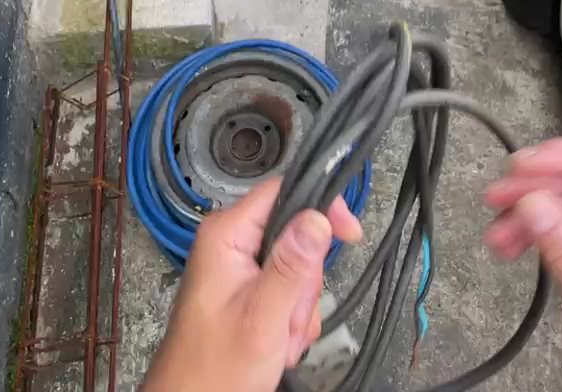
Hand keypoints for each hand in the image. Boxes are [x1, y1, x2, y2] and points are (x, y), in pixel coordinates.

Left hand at [143, 178, 363, 391]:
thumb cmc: (213, 370)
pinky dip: (290, 317)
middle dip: (303, 281)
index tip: (348, 231)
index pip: (282, 191)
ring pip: (295, 265)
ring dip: (297, 306)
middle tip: (290, 316)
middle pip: (295, 233)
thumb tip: (317, 217)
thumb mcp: (262, 318)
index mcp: (227, 233)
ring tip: (280, 337)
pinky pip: (287, 287)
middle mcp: (231, 241)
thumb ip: (291, 267)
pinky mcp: (245, 286)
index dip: (319, 206)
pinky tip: (277, 340)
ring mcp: (238, 264)